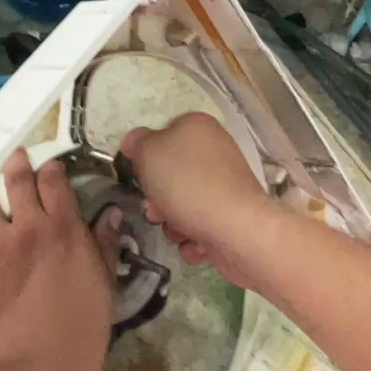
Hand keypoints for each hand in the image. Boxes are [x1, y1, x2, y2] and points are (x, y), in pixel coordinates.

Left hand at [0, 148, 124, 370]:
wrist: (29, 370)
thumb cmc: (78, 333)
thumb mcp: (105, 288)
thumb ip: (105, 247)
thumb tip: (111, 214)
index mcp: (63, 229)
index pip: (54, 182)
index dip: (52, 169)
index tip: (51, 165)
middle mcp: (27, 227)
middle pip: (17, 181)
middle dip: (17, 164)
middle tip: (16, 157)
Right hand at [119, 112, 279, 288]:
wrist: (237, 229)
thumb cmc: (186, 183)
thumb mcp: (148, 153)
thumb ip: (136, 142)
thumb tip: (134, 139)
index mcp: (197, 126)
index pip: (164, 133)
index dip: (148, 155)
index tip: (141, 173)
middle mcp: (215, 150)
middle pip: (173, 173)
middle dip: (158, 198)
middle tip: (154, 210)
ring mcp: (226, 185)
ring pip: (184, 202)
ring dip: (173, 222)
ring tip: (178, 231)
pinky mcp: (234, 215)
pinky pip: (202, 224)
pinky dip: (194, 237)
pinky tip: (196, 244)